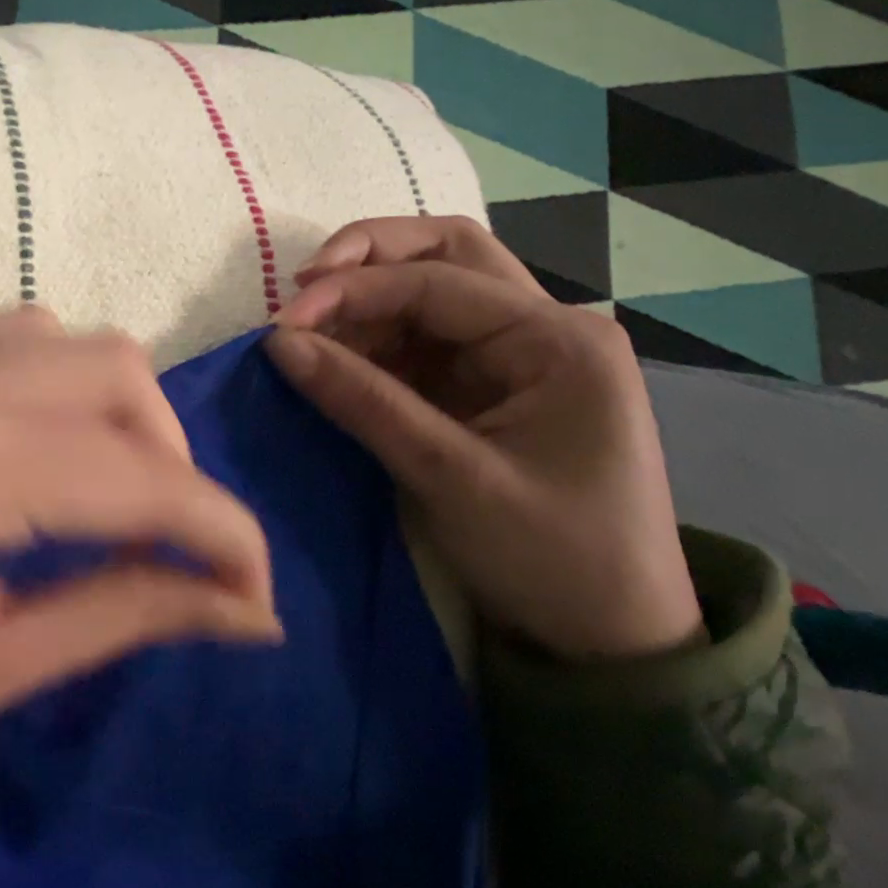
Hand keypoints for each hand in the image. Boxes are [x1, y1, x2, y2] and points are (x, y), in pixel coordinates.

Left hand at [0, 308, 277, 813]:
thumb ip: (130, 612)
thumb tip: (254, 611)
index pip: (135, 476)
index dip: (221, 532)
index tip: (255, 593)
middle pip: (109, 368)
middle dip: (168, 455)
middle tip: (168, 542)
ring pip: (52, 337)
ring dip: (106, 408)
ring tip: (103, 496)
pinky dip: (39, 386)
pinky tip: (32, 460)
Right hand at [268, 216, 702, 659]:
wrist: (608, 632)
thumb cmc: (550, 555)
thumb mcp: (449, 477)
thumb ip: (364, 402)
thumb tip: (279, 344)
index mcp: (560, 340)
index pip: (439, 281)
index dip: (352, 291)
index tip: (280, 324)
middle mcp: (546, 329)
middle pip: (450, 255)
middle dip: (368, 260)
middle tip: (299, 288)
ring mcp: (518, 358)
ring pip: (433, 294)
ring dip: (366, 302)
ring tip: (303, 332)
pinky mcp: (490, 389)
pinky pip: (424, 345)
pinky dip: (374, 343)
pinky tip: (333, 359)